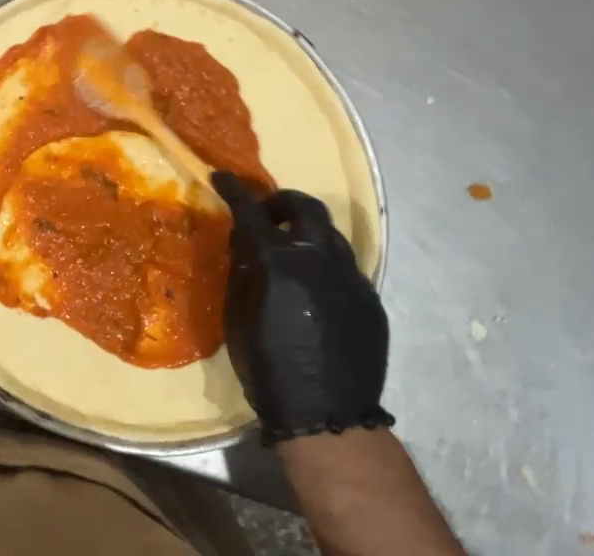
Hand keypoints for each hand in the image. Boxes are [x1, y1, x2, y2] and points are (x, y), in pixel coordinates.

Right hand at [214, 172, 392, 445]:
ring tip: (291, 253)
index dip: (234, 190)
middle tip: (267, 214)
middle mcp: (320, 259)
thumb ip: (242, 269)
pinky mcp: (371, 300)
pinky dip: (324, 266)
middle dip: (282, 202)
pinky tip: (313, 291)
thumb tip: (244, 241)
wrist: (326, 414)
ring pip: (330, 236)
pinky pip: (345, 268)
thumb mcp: (237, 314)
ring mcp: (352, 278)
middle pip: (306, 207)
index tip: (222, 178)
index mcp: (280, 261)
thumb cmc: (266, 365)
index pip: (252, 211)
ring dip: (307, 234)